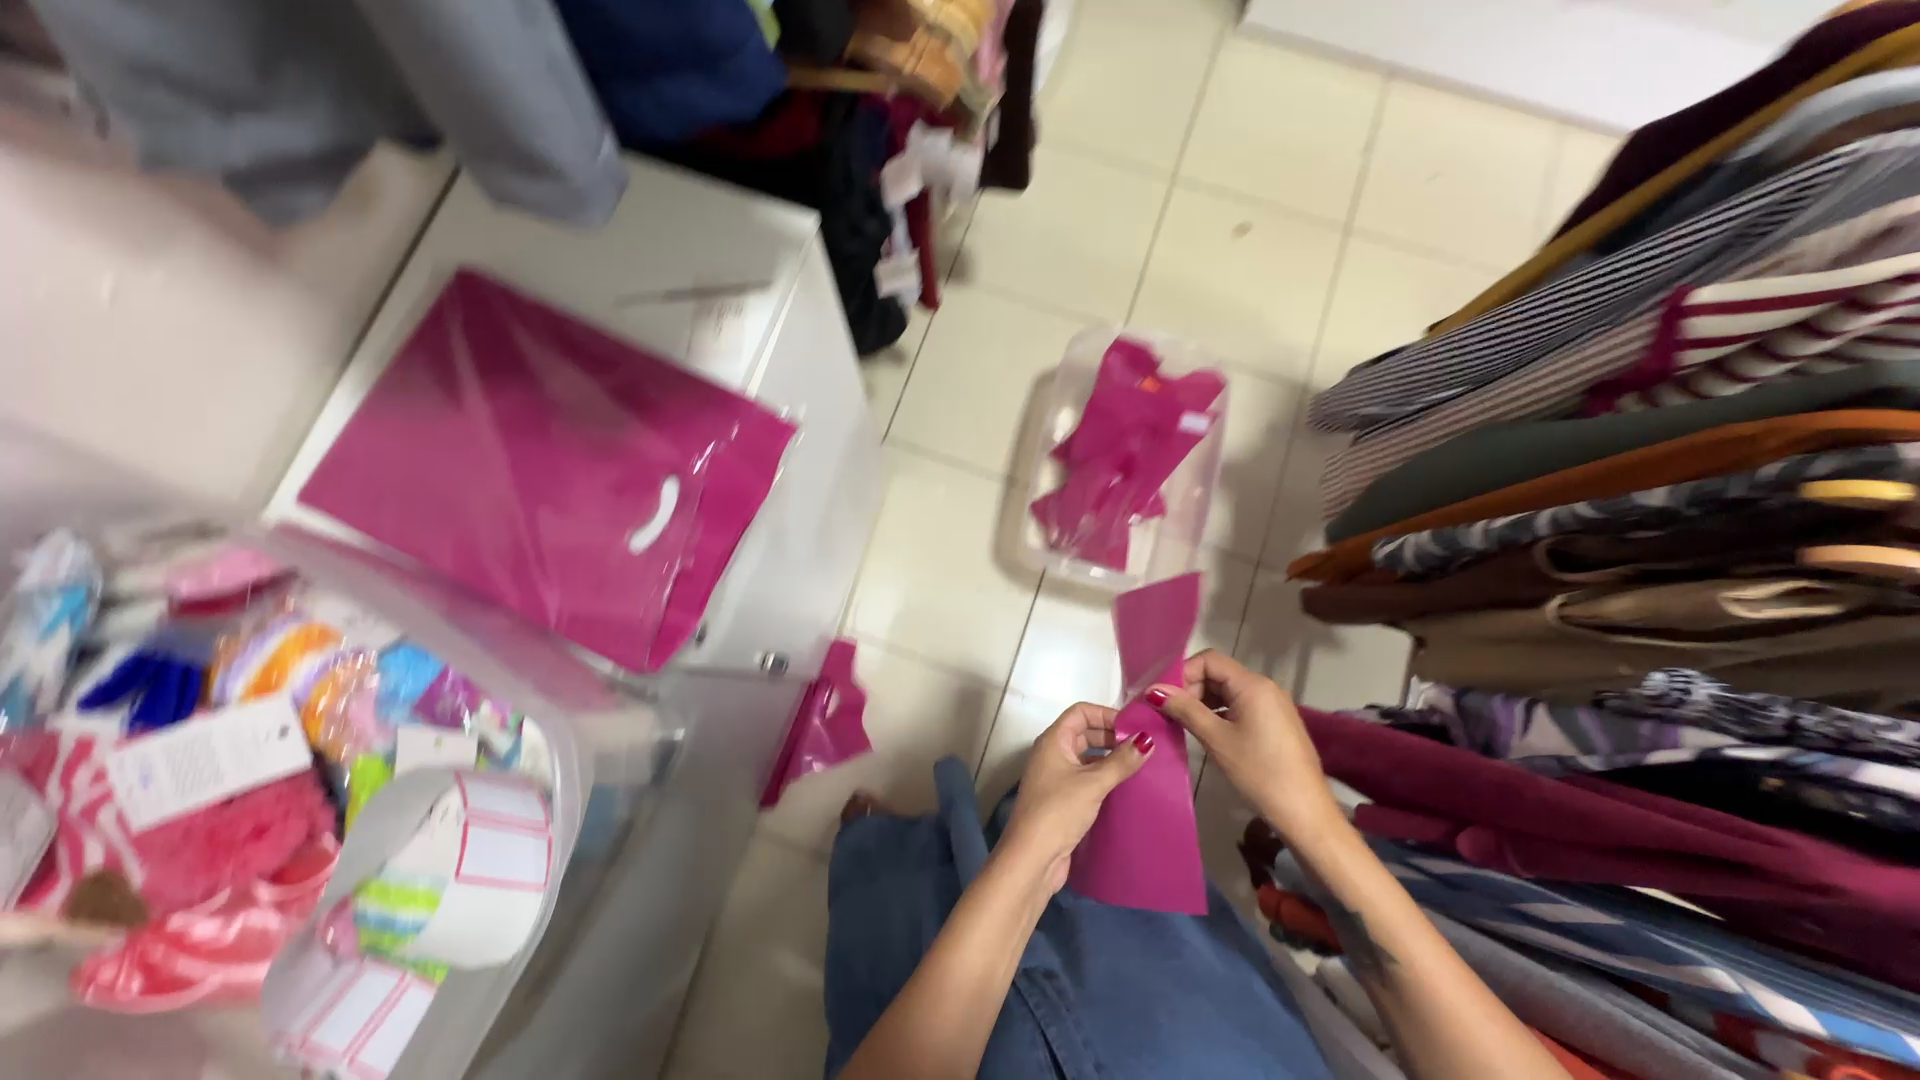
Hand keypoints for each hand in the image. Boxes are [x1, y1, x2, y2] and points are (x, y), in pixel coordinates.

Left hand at [999, 702, 1153, 893]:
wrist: (1032, 858)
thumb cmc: (1058, 811)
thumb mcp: (1093, 783)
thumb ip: (1121, 761)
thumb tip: (1147, 740)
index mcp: (1053, 741)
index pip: (1081, 712)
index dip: (1106, 714)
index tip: (1135, 728)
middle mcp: (1052, 754)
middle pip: (1085, 733)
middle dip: (1112, 737)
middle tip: (1143, 748)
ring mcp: (1056, 777)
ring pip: (1087, 757)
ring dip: (1110, 759)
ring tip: (1140, 767)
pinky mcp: (1063, 799)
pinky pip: (1087, 778)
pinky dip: (1105, 778)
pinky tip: (1126, 788)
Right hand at [1144, 649, 1339, 836]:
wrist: (1304, 811)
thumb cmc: (1258, 772)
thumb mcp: (1216, 739)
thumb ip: (1185, 710)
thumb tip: (1153, 690)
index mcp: (1253, 685)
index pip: (1209, 660)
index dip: (1183, 673)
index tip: (1165, 698)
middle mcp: (1265, 686)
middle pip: (1218, 673)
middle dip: (1191, 689)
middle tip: (1172, 715)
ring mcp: (1273, 704)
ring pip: (1228, 691)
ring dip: (1204, 702)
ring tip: (1185, 726)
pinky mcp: (1276, 722)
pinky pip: (1241, 706)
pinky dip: (1220, 713)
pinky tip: (1209, 733)